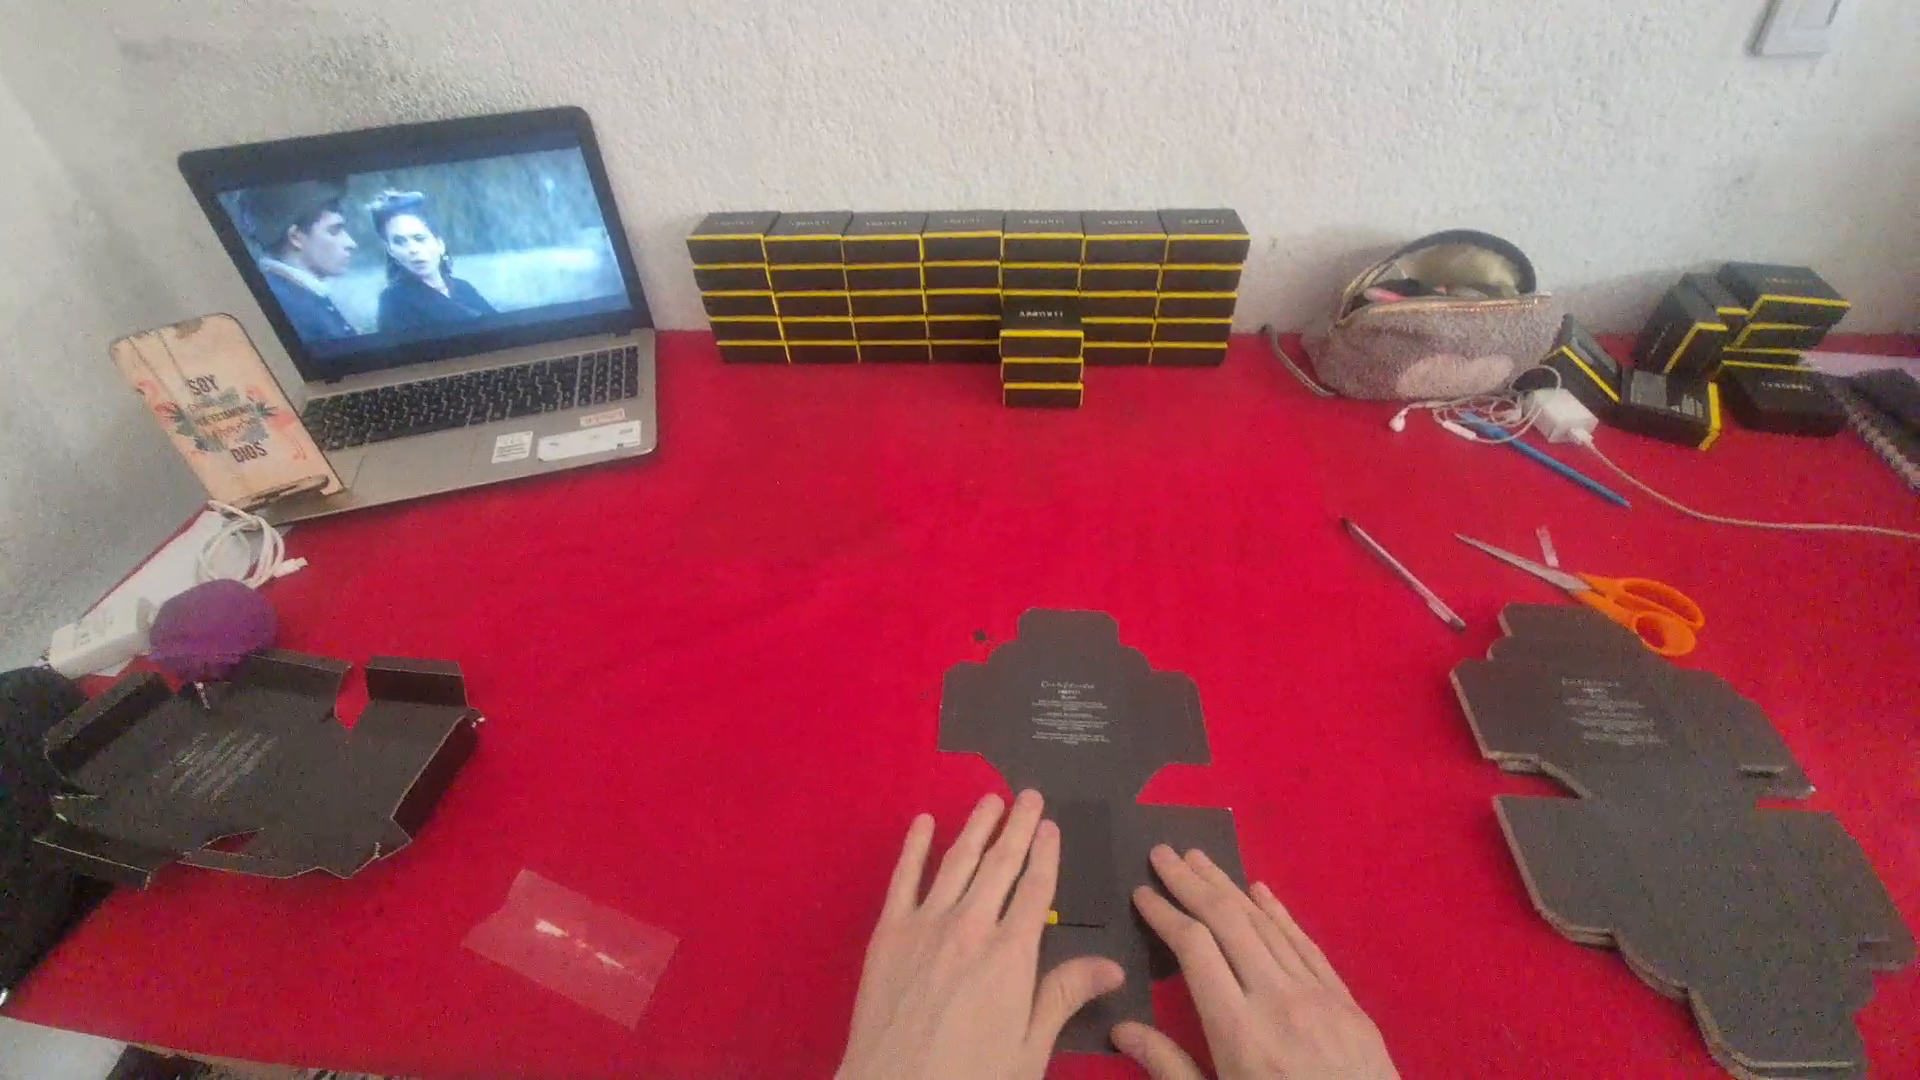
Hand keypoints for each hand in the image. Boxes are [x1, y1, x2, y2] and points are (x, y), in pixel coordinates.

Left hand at [836, 791, 1125, 1079]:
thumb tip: (1113, 965)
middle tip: (1028, 794)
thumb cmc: (970, 1079)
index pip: (1035, 889)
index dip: (1045, 853)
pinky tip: (924, 822)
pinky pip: (904, 877)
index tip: (1051, 825)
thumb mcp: (1028, 1051)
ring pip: (957, 860)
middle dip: (1017, 826)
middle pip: (1000, 864)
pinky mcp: (890, 930)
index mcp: (1010, 955)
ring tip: (991, 800)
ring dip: (977, 826)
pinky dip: (915, 847)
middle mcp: (971, 925)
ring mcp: (927, 923)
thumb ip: (1063, 997)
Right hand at [1112, 845, 1397, 1079]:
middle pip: (1227, 921)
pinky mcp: (1349, 1006)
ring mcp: (1319, 999)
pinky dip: (1279, 913)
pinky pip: (1307, 945)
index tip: (1141, 892)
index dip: (1164, 914)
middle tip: (1161, 852)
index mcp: (1240, 1032)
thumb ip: (1170, 1067)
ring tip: (1198, 857)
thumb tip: (1119, 1027)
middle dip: (1189, 882)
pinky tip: (1260, 889)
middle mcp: (1278, 1001)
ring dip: (1228, 885)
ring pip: (1265, 924)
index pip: (1194, 948)